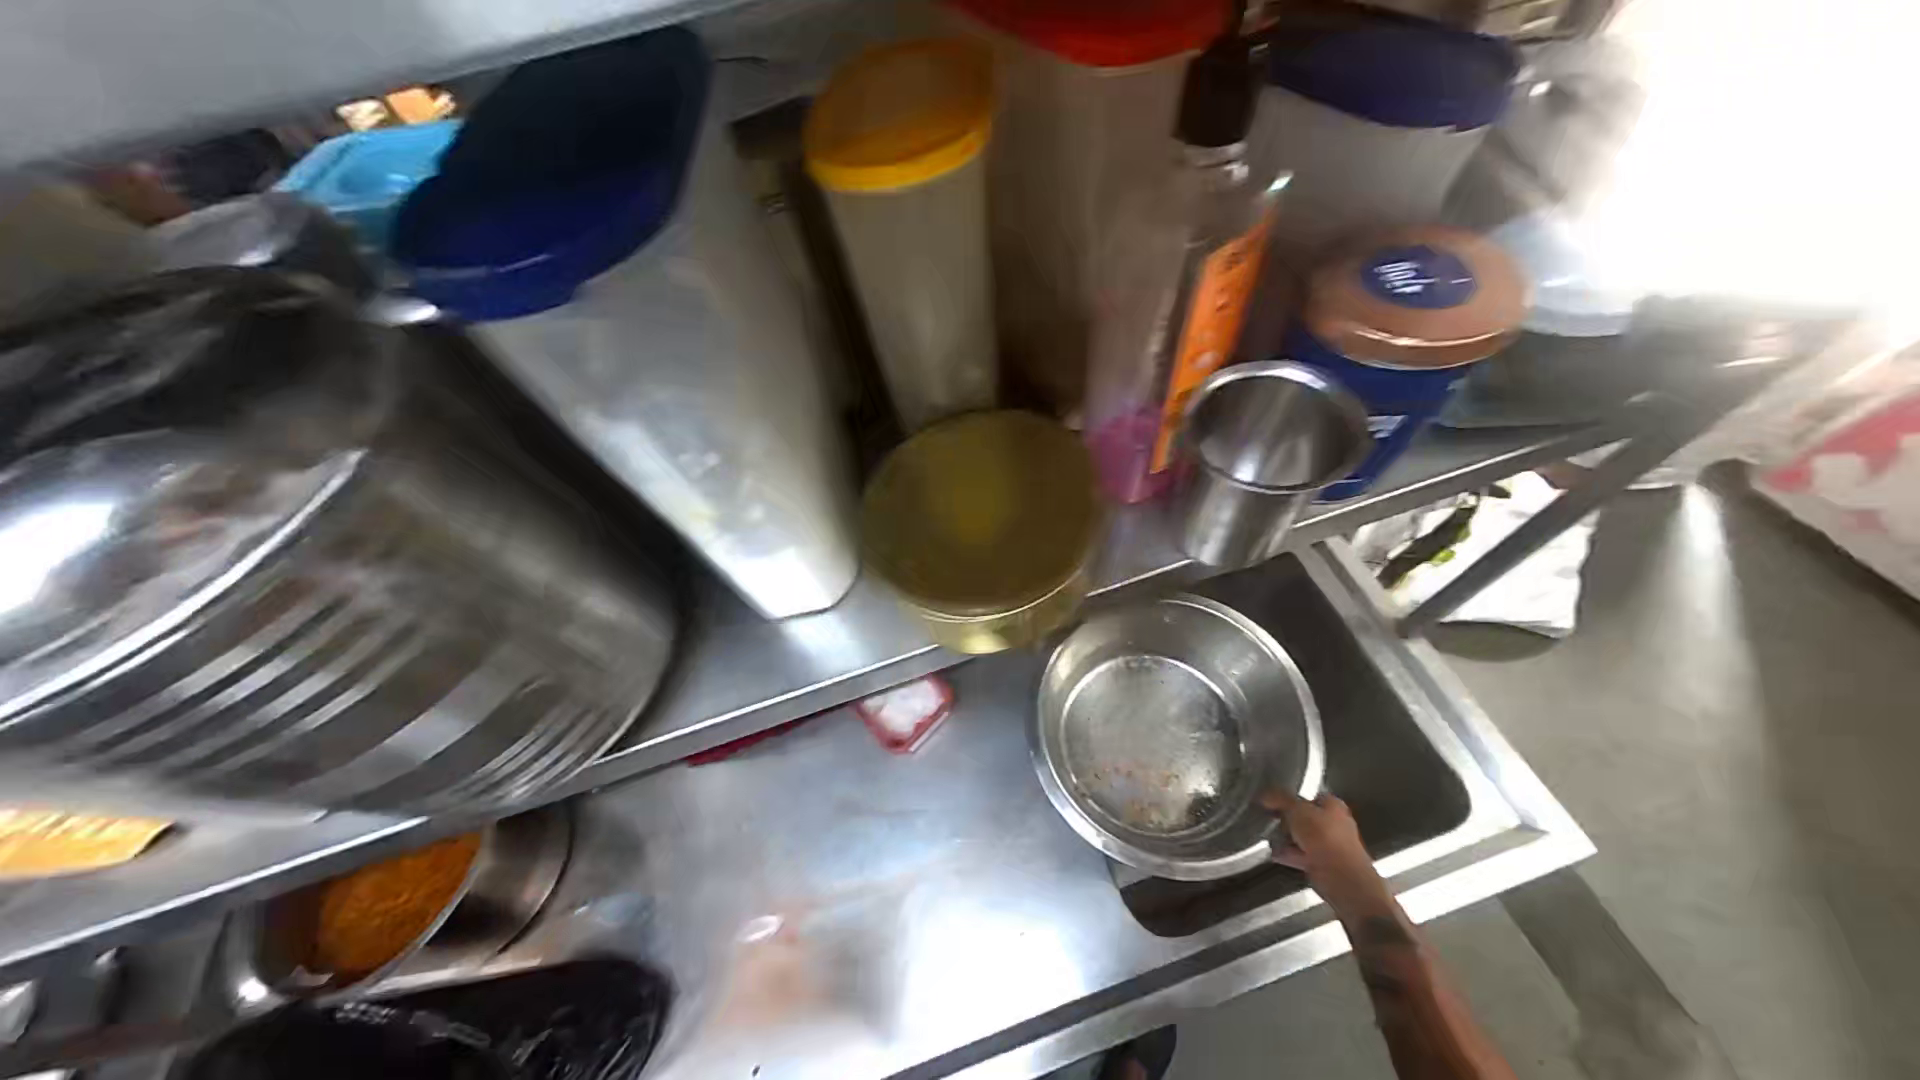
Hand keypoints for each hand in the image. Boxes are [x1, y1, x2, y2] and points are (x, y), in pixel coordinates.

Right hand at [1261, 790, 1388, 913]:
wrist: (1342, 878)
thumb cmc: (1324, 837)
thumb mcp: (1297, 810)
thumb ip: (1280, 800)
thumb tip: (1265, 795)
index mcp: (1334, 807)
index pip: (1312, 796)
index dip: (1293, 797)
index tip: (1276, 800)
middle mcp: (1334, 825)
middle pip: (1306, 817)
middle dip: (1288, 819)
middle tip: (1271, 817)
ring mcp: (1329, 846)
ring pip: (1303, 837)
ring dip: (1287, 838)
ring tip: (1269, 835)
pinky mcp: (1322, 865)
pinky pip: (1300, 855)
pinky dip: (1288, 854)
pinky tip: (1275, 852)